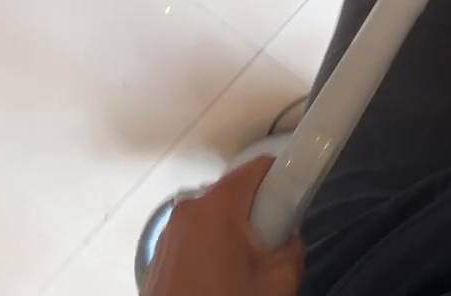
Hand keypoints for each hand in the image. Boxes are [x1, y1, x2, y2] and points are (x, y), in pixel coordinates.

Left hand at [144, 158, 302, 295]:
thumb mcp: (277, 284)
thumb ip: (292, 249)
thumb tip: (287, 237)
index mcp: (218, 206)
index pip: (258, 167)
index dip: (281, 177)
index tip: (292, 201)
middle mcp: (189, 207)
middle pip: (235, 192)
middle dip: (256, 212)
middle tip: (269, 246)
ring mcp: (169, 232)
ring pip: (213, 215)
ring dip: (231, 232)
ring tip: (242, 270)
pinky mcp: (157, 256)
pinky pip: (194, 237)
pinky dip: (210, 248)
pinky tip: (217, 280)